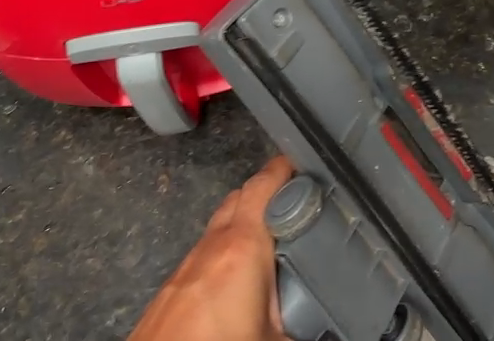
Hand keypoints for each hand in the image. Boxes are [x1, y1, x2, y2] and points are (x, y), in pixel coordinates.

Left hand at [131, 156, 294, 340]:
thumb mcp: (278, 337)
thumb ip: (303, 316)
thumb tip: (325, 320)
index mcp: (243, 246)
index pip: (264, 184)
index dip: (286, 169)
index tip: (309, 168)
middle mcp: (211, 246)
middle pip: (241, 198)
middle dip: (268, 195)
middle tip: (298, 209)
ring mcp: (185, 267)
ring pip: (220, 227)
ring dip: (244, 227)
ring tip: (273, 250)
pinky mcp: (168, 291)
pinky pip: (203, 256)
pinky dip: (224, 255)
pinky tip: (238, 286)